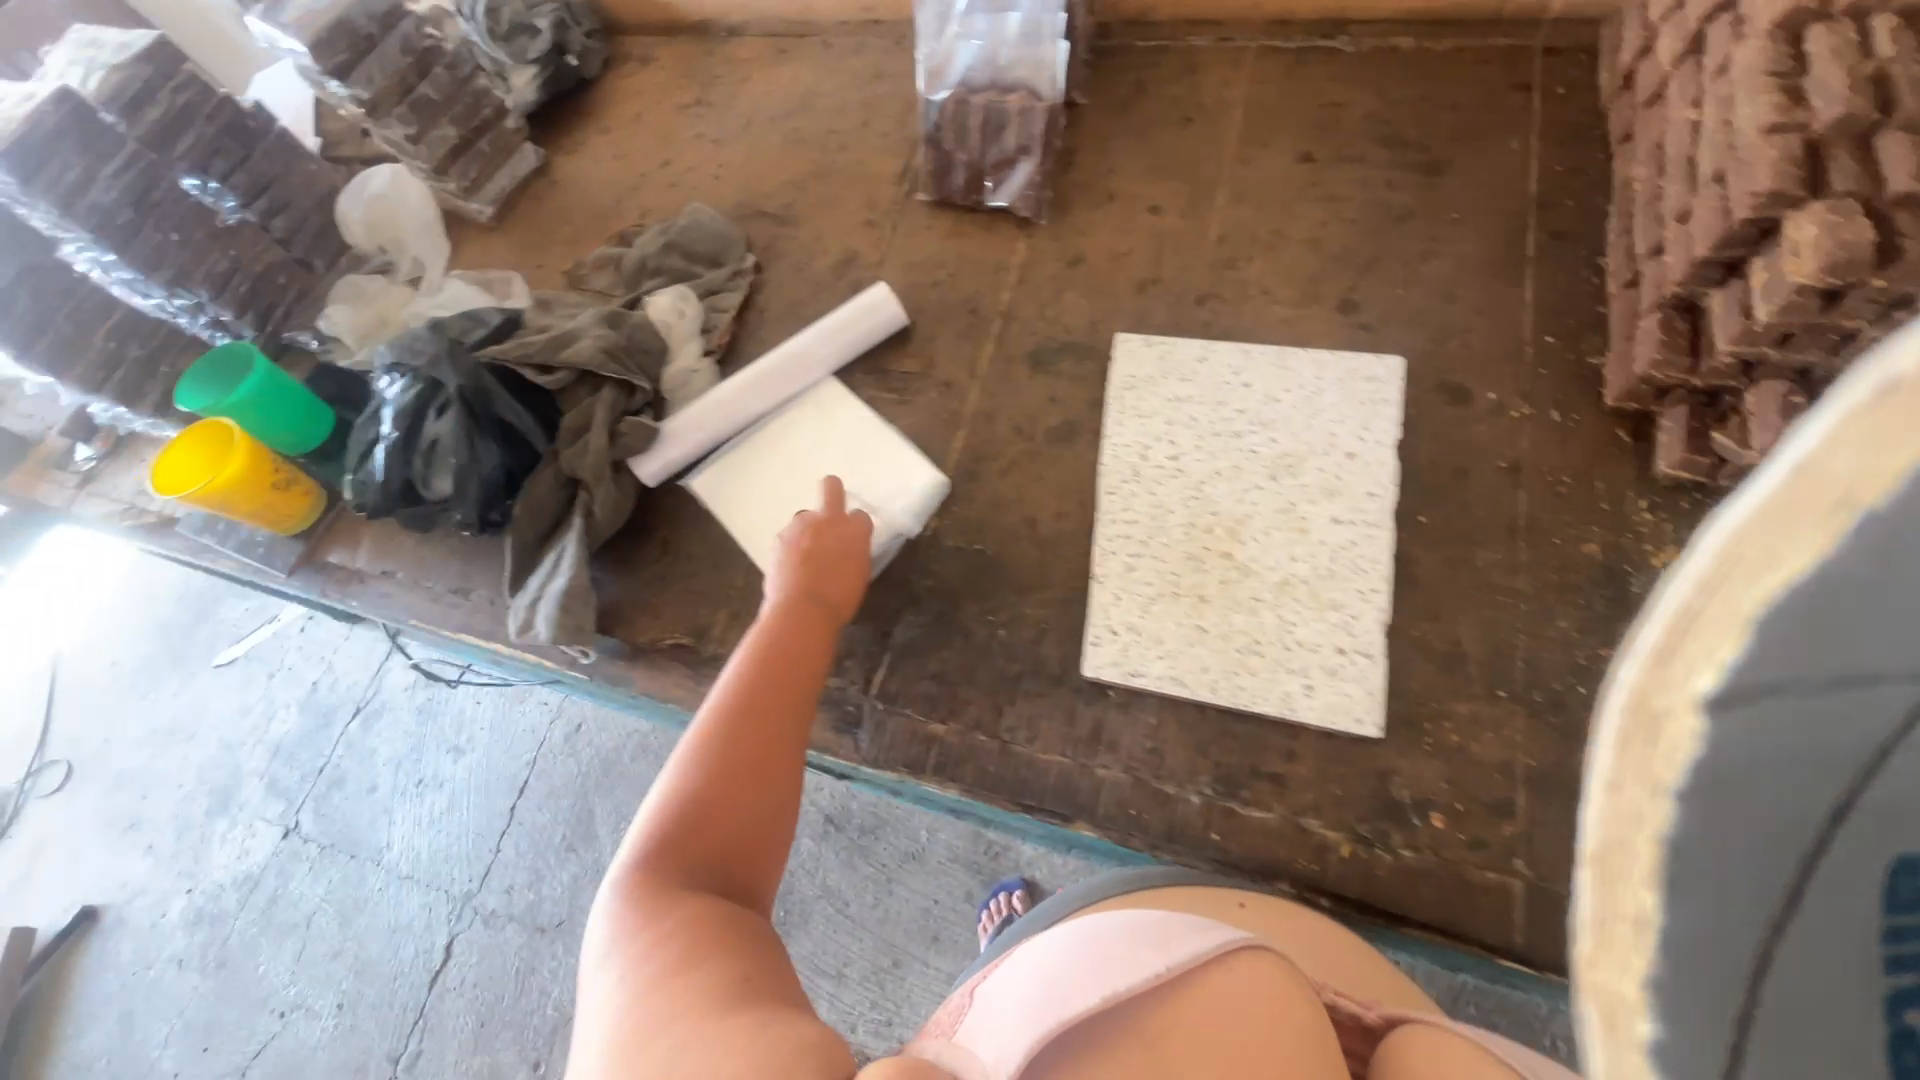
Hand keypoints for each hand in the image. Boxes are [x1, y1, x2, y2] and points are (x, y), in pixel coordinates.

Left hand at [764, 476, 872, 628]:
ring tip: (805, 556)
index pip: (861, 515)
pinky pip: (789, 536)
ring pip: (805, 517)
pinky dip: (791, 547)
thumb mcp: (859, 574)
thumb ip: (855, 552)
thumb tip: (848, 548)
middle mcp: (828, 519)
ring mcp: (800, 525)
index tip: (854, 540)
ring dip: (808, 529)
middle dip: (832, 490)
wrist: (802, 610)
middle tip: (830, 512)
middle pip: (831, 486)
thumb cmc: (840, 599)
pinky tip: (791, 567)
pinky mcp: (780, 537)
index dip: (857, 527)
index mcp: (855, 529)